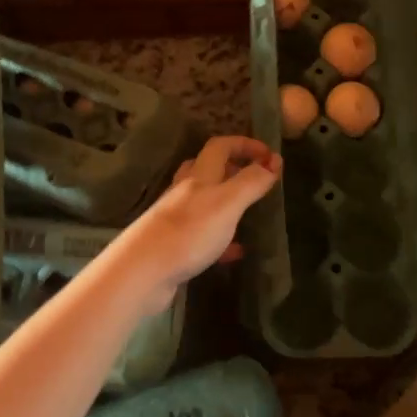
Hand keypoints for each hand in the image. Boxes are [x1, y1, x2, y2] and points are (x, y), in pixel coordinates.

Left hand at [117, 136, 278, 309]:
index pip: (220, 146)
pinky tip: (236, 252)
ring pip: (204, 202)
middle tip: (258, 181)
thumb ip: (252, 182)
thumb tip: (274, 160)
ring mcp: (177, 219)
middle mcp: (185, 192)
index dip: (244, 144)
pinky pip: (203, 236)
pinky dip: (222, 239)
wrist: (142, 272)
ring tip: (250, 214)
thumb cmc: (188, 232)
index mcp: (199, 176)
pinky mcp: (174, 246)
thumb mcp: (228, 202)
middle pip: (208, 170)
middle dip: (233, 169)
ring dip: (227, 203)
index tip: (269, 155)